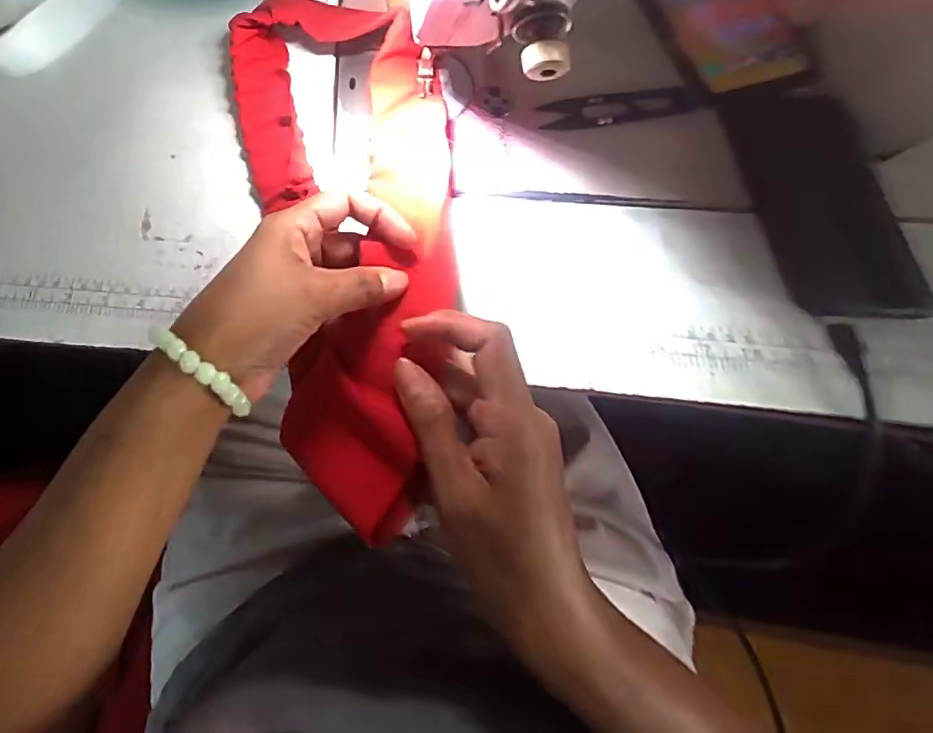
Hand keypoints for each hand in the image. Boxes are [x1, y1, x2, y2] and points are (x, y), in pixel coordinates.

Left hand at [170, 191, 416, 398]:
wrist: (211, 366)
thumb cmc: (261, 314)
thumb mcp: (314, 295)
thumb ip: (362, 284)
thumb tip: (401, 279)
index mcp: (293, 226)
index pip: (344, 203)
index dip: (379, 216)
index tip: (408, 243)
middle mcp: (295, 245)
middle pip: (347, 237)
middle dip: (379, 252)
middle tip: (413, 276)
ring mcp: (295, 278)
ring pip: (343, 270)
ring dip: (370, 282)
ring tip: (405, 299)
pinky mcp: (296, 308)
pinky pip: (334, 296)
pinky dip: (356, 303)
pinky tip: (381, 316)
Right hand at [394, 311, 594, 643]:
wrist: (549, 609)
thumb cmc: (501, 554)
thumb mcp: (455, 489)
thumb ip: (431, 422)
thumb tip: (405, 365)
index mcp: (515, 416)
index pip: (491, 340)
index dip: (449, 324)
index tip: (405, 332)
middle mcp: (524, 415)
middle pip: (479, 364)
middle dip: (432, 356)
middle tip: (383, 359)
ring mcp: (522, 435)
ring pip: (475, 393)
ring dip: (434, 389)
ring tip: (386, 391)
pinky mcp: (515, 455)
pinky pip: (478, 419)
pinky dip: (446, 417)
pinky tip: (411, 429)